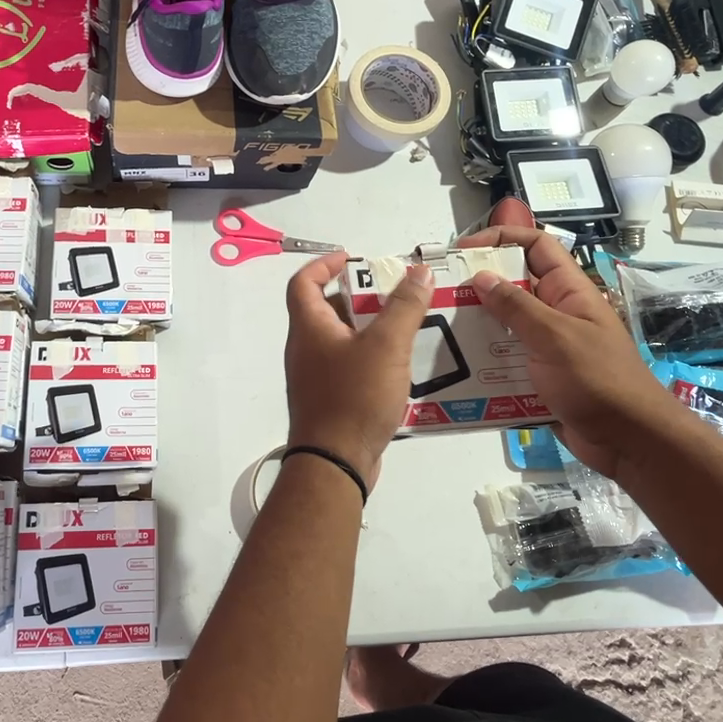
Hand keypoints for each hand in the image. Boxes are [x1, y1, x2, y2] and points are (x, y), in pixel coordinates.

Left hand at [283, 251, 434, 490]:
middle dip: (357, 296)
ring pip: (340, 340)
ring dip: (368, 329)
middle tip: (391, 293)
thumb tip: (418, 271)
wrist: (335, 463)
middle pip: (324, 310)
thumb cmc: (354, 396)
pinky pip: (348, 366)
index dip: (323, 264)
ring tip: (405, 326)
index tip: (351, 258)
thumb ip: (404, 307)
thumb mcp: (386, 346)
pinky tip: (401, 366)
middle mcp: (305, 348)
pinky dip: (370, 358)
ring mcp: (315, 377)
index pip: (303, 282)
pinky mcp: (329, 400)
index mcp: (308, 327)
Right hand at [458, 198, 672, 477]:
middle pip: (513, 285)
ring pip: (504, 324)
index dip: (501, 238)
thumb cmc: (599, 381)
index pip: (536, 246)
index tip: (464, 250)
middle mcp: (557, 312)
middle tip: (441, 293)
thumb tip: (480, 276)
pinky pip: (504, 359)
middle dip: (478, 285)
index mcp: (569, 292)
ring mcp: (547, 346)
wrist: (630, 443)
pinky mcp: (538, 376)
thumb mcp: (556, 337)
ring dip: (476, 325)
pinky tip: (458, 367)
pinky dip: (483, 360)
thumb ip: (516, 306)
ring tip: (442, 329)